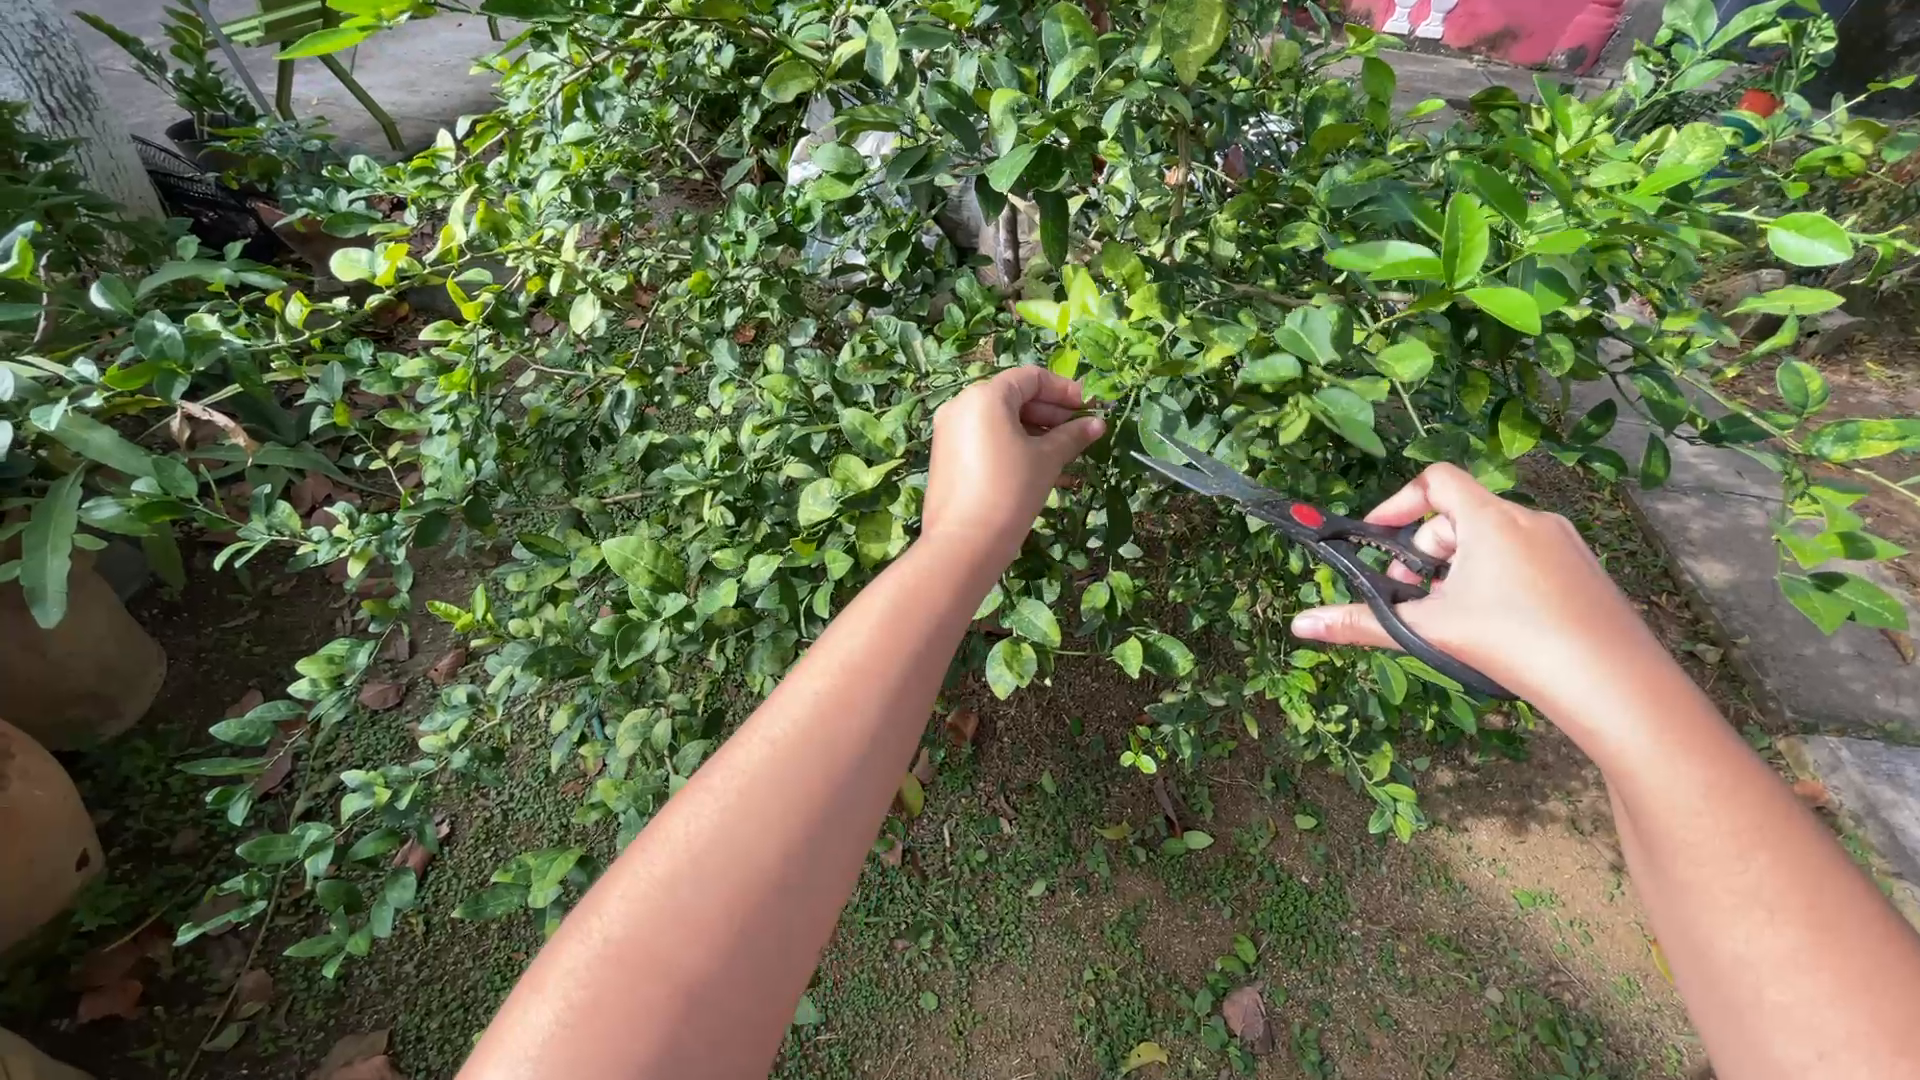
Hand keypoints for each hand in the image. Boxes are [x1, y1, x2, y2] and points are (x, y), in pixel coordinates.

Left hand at [922, 368, 1105, 568]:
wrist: (965, 543)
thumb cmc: (1010, 491)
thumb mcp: (1046, 460)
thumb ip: (1072, 436)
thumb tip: (1097, 423)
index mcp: (985, 396)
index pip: (1030, 378)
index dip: (1063, 390)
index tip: (1087, 408)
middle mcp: (962, 405)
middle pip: (1013, 397)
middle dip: (1049, 412)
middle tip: (1079, 430)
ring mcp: (949, 431)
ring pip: (999, 420)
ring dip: (1034, 430)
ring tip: (1063, 451)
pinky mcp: (946, 455)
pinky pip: (985, 438)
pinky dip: (1011, 444)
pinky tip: (1037, 464)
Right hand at [1289, 463, 1674, 714]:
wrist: (1618, 687)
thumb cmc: (1516, 642)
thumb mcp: (1430, 629)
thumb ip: (1360, 624)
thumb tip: (1299, 624)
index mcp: (1490, 520)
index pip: (1435, 480)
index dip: (1397, 503)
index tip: (1377, 537)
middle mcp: (1530, 520)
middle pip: (1457, 518)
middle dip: (1422, 553)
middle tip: (1409, 596)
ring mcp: (1565, 546)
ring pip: (1491, 542)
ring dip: (1456, 570)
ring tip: (1449, 616)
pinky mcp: (1586, 573)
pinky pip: (1524, 559)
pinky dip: (1494, 579)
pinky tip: (1494, 626)